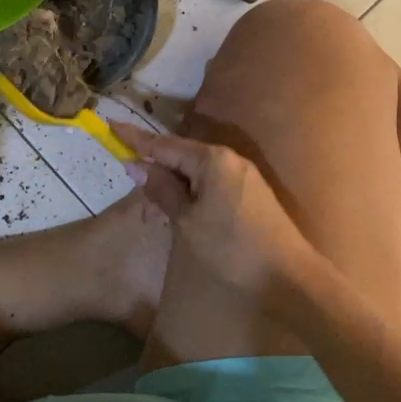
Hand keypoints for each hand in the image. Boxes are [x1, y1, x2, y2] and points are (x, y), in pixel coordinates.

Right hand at [113, 121, 314, 297]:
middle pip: (183, 152)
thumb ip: (162, 190)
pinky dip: (192, 184)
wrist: (289, 276)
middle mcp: (230, 158)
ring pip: (199, 167)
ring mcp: (244, 174)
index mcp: (212, 160)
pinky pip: (213, 178)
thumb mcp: (188, 221)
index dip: (136, 138)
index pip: (164, 144)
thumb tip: (136, 165)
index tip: (112, 125)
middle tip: (126, 159)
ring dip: (174, 173)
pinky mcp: (252, 192)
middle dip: (155, 157)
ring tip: (148, 180)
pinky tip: (181, 196)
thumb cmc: (232, 248)